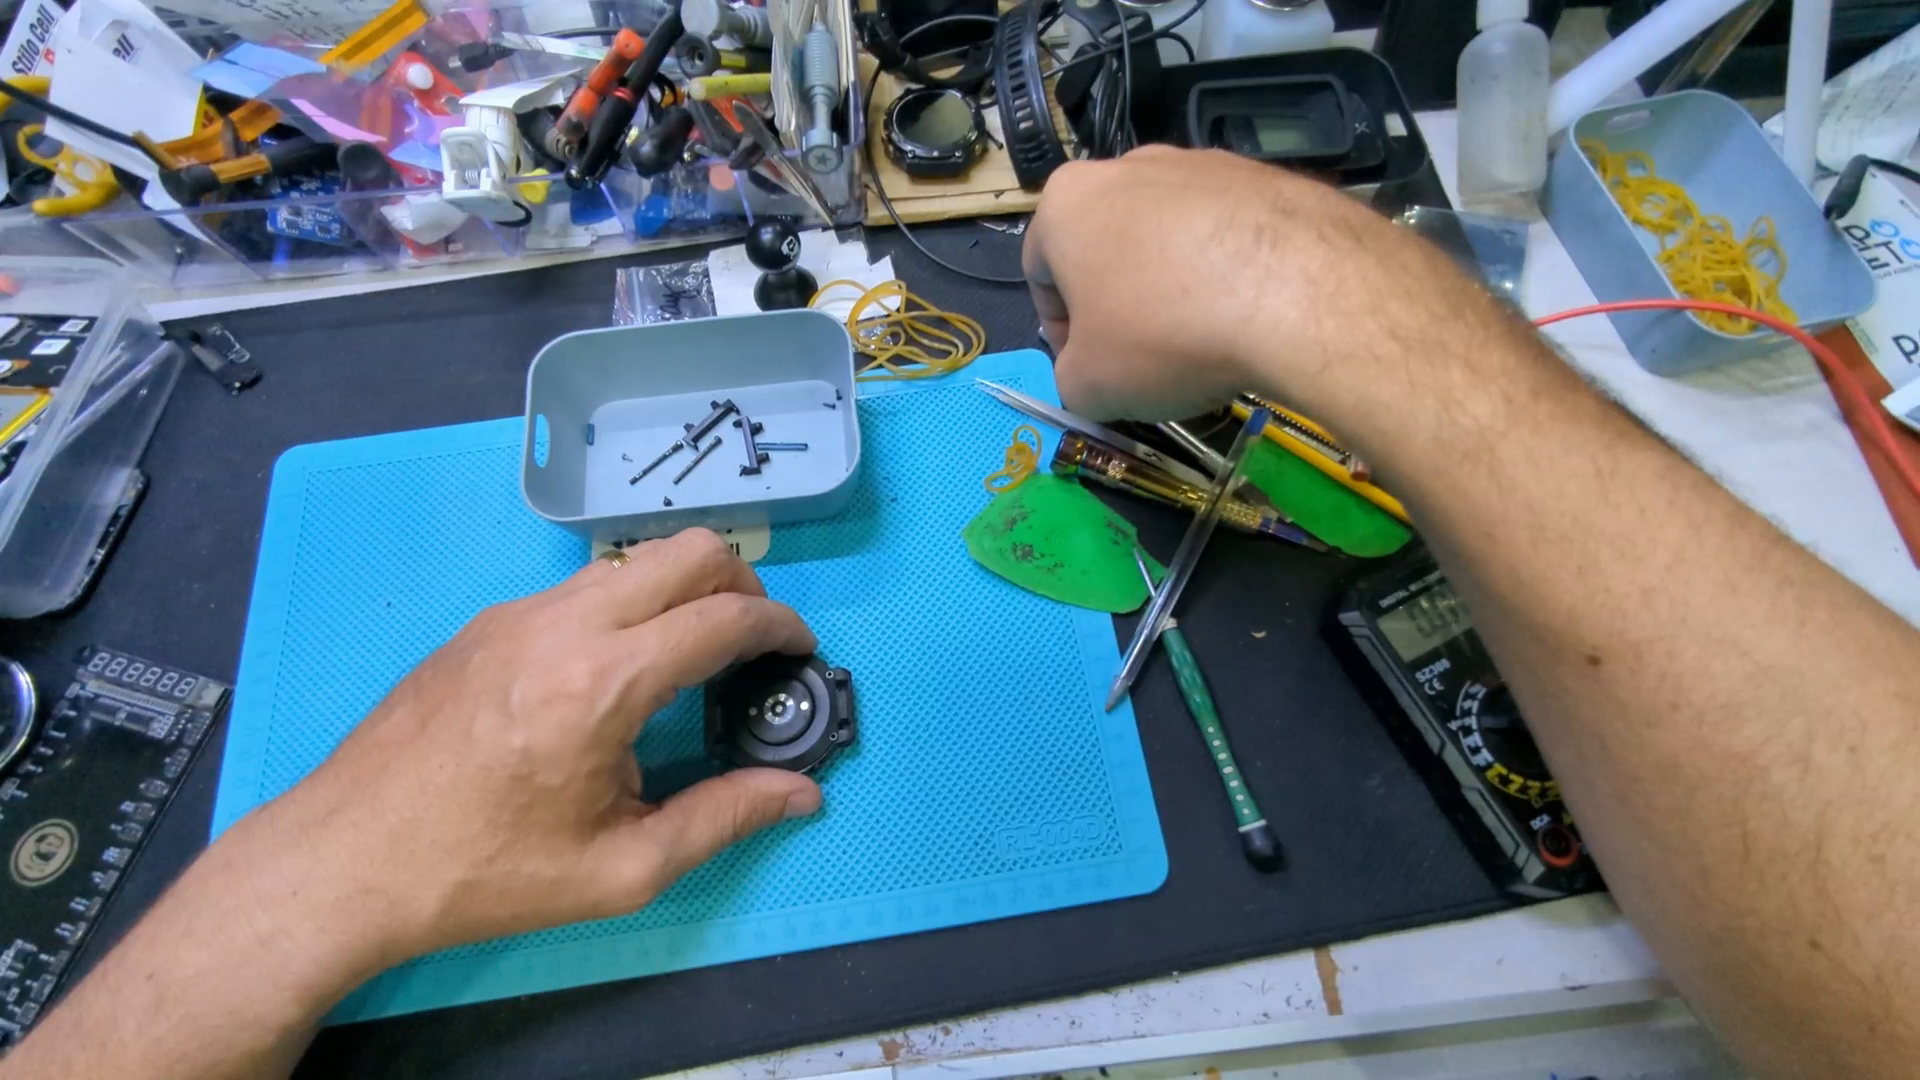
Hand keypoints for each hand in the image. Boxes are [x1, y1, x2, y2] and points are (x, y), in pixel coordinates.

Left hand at [246, 528, 822, 966]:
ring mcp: (523, 611)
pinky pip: (591, 581)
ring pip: (640, 557)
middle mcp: (567, 623)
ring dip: (688, 585)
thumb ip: (727, 818)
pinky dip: (636, 599)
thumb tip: (803, 795)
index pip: (723, 617)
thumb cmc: (489, 872)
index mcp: (605, 683)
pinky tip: (621, 661)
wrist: (340, 863)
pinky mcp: (493, 617)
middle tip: (754, 637)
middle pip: (690, 552)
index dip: (779, 625)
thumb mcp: (623, 868)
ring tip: (695, 645)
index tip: (800, 647)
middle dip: (744, 582)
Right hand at [1022, 147, 1492, 431]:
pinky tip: (1238, 315)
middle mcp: (1127, 167)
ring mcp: (1199, 164)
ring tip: (1195, 337)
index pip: (1039, 271)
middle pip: (1103, 247)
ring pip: (1163, 238)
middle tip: (1136, 353)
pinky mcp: (1262, 176)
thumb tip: (1089, 373)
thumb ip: (1068, 378)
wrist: (1295, 297)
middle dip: (1112, 302)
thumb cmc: (1160, 337)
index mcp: (1066, 203)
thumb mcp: (1086, 387)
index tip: (1084, 365)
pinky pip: (1222, 234)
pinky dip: (1220, 273)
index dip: (1057, 329)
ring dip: (1166, 286)